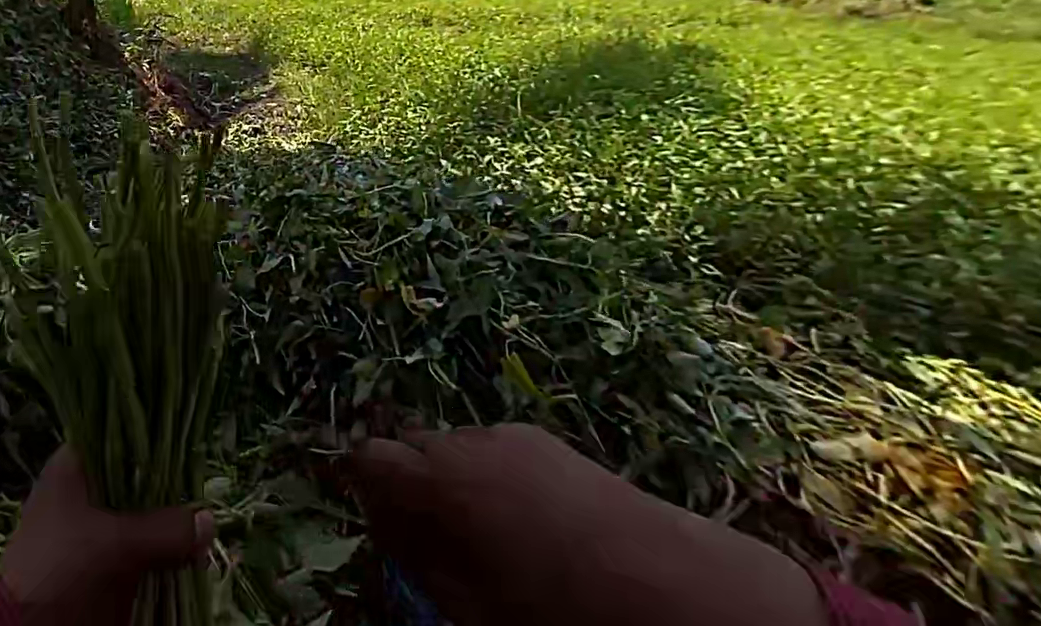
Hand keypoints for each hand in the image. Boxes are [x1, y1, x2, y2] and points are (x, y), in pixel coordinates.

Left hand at [0, 445, 214, 625]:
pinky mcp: (102, 554)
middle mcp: (86, 483)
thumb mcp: (111, 543)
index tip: (188, 442)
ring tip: (202, 528)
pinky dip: (162, 547)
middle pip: (139, 471)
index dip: (155, 433)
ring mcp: (94, 519)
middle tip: (202, 491)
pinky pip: (141, 541)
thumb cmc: (56, 566)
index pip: (121, 429)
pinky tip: (189, 553)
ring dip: (171, 519)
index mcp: (75, 462)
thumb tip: (210, 520)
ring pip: (144, 507)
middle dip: (172, 485)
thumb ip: (162, 529)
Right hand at [350, 425, 828, 625]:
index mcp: (437, 481)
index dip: (365, 482)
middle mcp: (463, 442)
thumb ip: (415, 553)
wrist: (675, 591)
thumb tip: (383, 522)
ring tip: (490, 528)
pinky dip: (490, 471)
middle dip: (412, 481)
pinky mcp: (542, 436)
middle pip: (411, 445)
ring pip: (453, 445)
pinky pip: (492, 447)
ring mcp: (504, 433)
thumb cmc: (559, 611)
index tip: (380, 514)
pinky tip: (527, 516)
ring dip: (454, 476)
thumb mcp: (471, 604)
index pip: (369, 455)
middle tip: (437, 531)